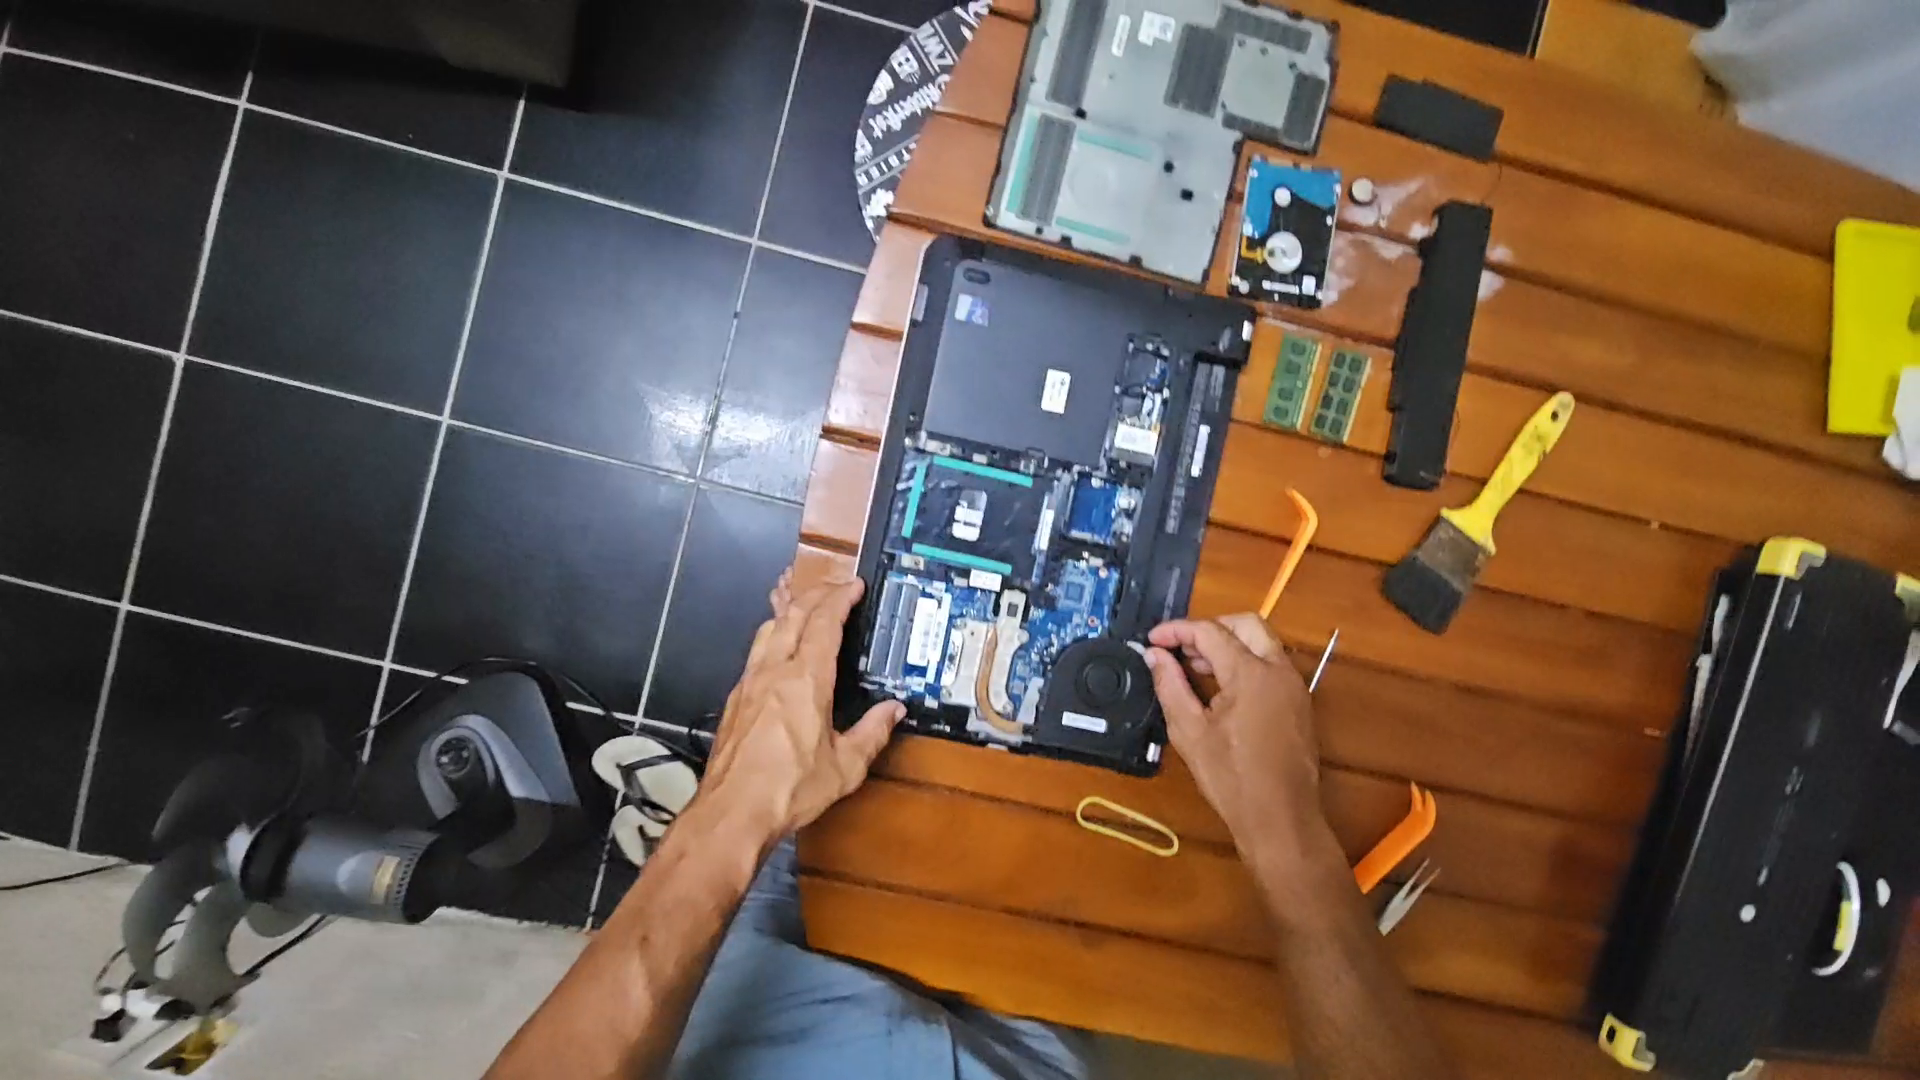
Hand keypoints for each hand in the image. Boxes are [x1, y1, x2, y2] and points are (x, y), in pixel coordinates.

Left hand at [698, 569, 903, 842]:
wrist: (731, 813)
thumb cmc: (788, 790)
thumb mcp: (845, 767)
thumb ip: (872, 733)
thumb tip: (893, 712)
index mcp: (806, 680)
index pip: (824, 622)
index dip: (841, 598)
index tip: (854, 587)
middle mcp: (774, 672)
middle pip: (793, 614)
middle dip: (817, 595)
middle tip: (836, 590)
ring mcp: (749, 683)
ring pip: (767, 629)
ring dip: (789, 610)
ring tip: (804, 607)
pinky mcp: (736, 700)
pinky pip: (755, 653)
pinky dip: (772, 637)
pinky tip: (777, 651)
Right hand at [1144, 615, 1321, 852]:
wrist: (1281, 818)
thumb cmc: (1231, 778)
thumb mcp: (1189, 731)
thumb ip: (1170, 685)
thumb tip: (1154, 655)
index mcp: (1251, 674)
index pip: (1210, 632)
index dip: (1176, 630)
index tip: (1152, 640)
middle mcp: (1279, 670)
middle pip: (1245, 623)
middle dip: (1208, 627)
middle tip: (1179, 647)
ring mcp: (1294, 686)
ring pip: (1262, 641)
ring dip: (1228, 643)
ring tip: (1195, 666)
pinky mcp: (1299, 702)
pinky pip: (1271, 664)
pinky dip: (1244, 660)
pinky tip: (1220, 687)